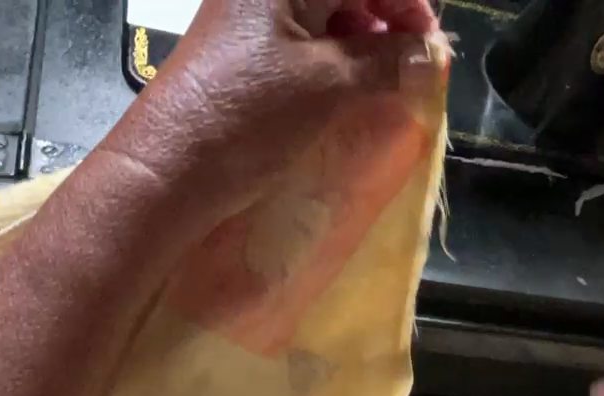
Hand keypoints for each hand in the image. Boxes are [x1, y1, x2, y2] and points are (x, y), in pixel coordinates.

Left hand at [99, 0, 439, 215]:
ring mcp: (248, 18)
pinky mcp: (239, 54)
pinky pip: (299, 41)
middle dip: (385, 22)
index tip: (433, 45)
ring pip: (322, 14)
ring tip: (382, 83)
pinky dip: (330, 60)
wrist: (170, 172)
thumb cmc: (248, 118)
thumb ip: (384, 63)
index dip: (408, 4)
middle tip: (411, 67)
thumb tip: (430, 58)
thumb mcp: (327, 86)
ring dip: (360, 42)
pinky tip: (344, 89)